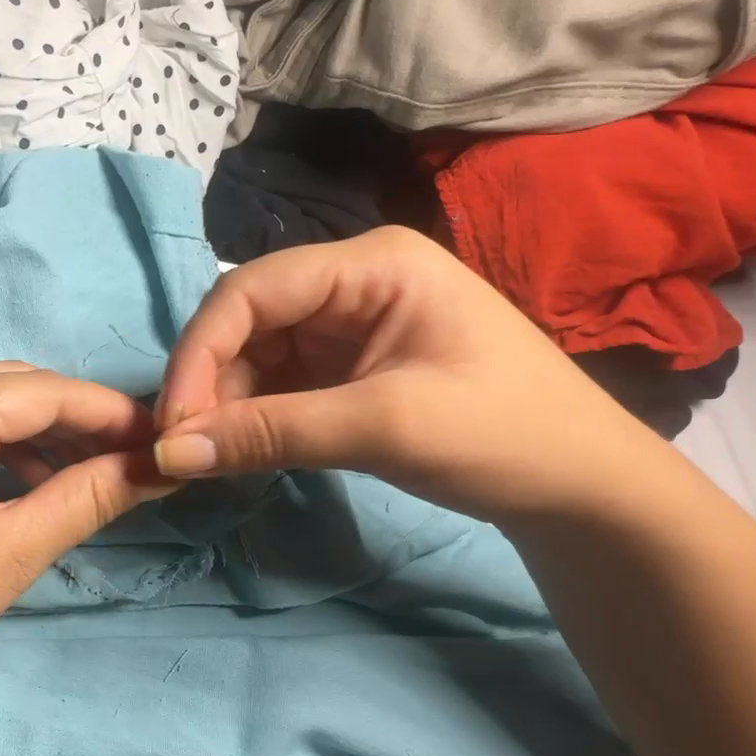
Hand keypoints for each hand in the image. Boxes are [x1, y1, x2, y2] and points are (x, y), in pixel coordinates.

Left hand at [0, 363, 171, 736]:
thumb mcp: (15, 551)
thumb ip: (91, 494)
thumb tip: (162, 464)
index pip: (36, 393)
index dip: (104, 411)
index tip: (160, 434)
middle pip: (9, 386)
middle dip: (74, 417)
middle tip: (133, 453)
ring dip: (39, 429)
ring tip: (95, 467)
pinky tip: (38, 474)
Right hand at [152, 226, 664, 522]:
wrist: (585, 491)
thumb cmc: (507, 437)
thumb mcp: (387, 428)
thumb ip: (273, 433)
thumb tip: (170, 453)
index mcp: (371, 264)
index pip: (251, 291)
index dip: (199, 351)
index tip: (174, 422)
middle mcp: (348, 283)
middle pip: (244, 321)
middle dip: (207, 382)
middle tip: (182, 448)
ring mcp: (344, 325)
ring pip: (250, 355)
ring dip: (222, 404)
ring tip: (206, 457)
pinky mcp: (341, 368)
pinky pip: (271, 383)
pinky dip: (247, 418)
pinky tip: (235, 451)